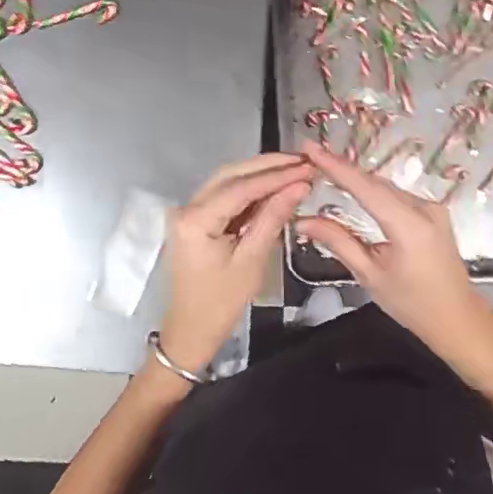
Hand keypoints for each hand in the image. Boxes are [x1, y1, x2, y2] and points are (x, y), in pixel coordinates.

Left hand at [158, 153, 313, 371]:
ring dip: (259, 176)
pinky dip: (248, 192)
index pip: (240, 187)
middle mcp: (186, 209)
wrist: (191, 330)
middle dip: (267, 167)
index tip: (306, 167)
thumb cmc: (220, 303)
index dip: (276, 174)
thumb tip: (298, 186)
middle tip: (303, 163)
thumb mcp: (251, 261)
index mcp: (195, 220)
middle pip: (230, 175)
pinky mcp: (193, 222)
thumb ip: (272, 219)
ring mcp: (187, 214)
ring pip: (226, 183)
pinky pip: (223, 198)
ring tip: (294, 172)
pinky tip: (273, 189)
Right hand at [295, 142, 492, 382]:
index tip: (311, 149)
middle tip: (310, 159)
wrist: (457, 318)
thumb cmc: (412, 303)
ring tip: (325, 170)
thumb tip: (305, 221)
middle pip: (376, 184)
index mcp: (409, 225)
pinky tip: (354, 190)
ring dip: (357, 181)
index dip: (335, 167)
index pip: (365, 188)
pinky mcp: (433, 215)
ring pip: (386, 189)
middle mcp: (424, 209)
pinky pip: (397, 197)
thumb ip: (338, 242)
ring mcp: (432, 210)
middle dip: (342, 170)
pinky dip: (373, 193)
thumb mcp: (370, 274)